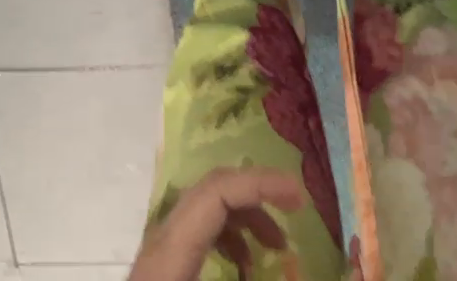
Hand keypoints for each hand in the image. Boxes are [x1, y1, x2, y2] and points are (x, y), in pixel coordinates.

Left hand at [129, 168, 305, 280]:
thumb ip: (248, 279)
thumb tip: (294, 272)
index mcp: (170, 255)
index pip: (217, 193)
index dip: (260, 185)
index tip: (299, 199)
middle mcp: (160, 244)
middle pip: (210, 190)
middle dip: (256, 193)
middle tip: (294, 207)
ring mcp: (157, 255)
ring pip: (204, 208)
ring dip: (245, 216)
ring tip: (276, 244)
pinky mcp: (160, 269)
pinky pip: (198, 231)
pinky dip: (228, 236)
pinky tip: (245, 265)